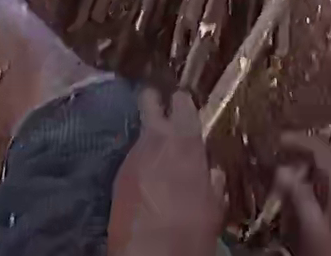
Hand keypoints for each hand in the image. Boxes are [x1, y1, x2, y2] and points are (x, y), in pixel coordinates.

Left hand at [108, 89, 223, 255]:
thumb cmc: (190, 230)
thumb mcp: (214, 204)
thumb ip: (212, 180)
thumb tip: (210, 172)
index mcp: (184, 138)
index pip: (181, 100)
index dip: (183, 103)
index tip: (186, 109)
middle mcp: (155, 139)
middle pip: (148, 100)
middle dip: (154, 100)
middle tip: (162, 110)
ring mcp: (131, 158)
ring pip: (140, 136)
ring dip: (150, 144)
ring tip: (159, 164)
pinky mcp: (116, 180)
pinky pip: (131, 163)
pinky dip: (140, 168)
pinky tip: (146, 187)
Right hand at [274, 134, 330, 255]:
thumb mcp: (313, 232)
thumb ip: (299, 198)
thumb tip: (282, 169)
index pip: (317, 148)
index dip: (296, 141)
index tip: (276, 142)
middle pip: (322, 163)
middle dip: (298, 167)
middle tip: (275, 179)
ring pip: (327, 181)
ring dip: (306, 184)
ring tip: (285, 199)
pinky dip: (316, 198)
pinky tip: (304, 215)